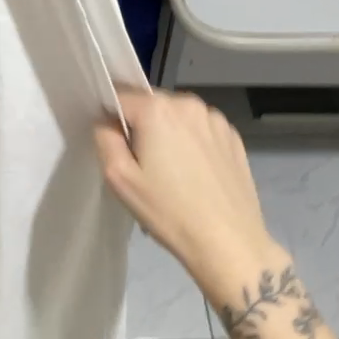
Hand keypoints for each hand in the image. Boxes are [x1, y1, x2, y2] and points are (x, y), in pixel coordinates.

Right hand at [93, 91, 285, 291]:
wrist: (229, 242)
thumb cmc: (168, 211)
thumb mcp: (119, 178)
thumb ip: (104, 138)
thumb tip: (107, 122)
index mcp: (157, 108)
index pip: (119, 95)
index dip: (111, 117)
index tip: (115, 146)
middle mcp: (188, 103)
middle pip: (150, 104)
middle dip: (141, 125)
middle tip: (143, 165)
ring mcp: (215, 119)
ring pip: (177, 116)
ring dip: (168, 132)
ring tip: (172, 171)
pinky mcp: (233, 136)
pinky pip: (200, 128)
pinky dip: (192, 142)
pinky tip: (196, 174)